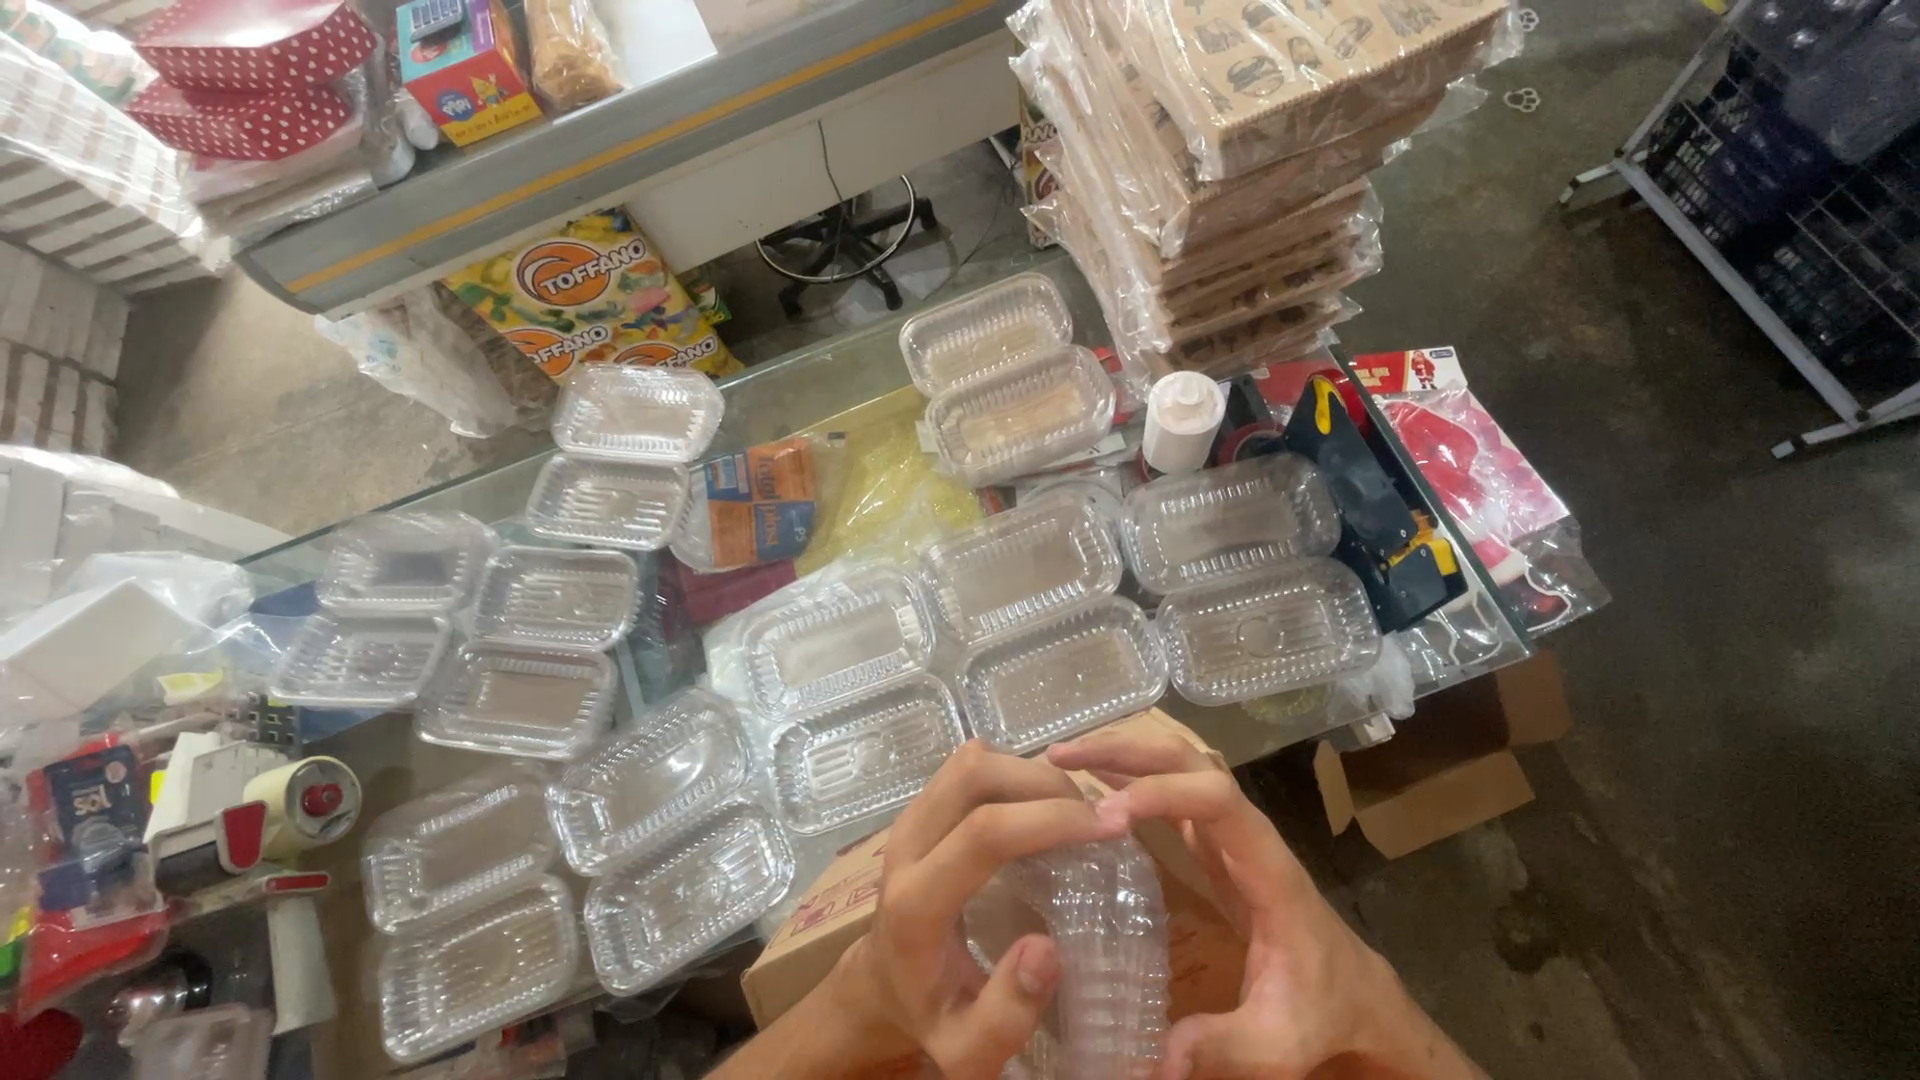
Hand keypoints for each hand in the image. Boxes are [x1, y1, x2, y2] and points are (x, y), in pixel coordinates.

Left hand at [823, 741, 1132, 1079]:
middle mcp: (906, 845)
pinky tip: (1042, 804)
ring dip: (1030, 773)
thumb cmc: (931, 1013)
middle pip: (974, 776)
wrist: (882, 981)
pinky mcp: (921, 806)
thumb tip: (1047, 948)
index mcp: (916, 904)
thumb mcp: (967, 1047)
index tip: (1109, 826)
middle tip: (1096, 816)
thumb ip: (1007, 1013)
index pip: (983, 833)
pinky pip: (968, 766)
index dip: (1050, 820)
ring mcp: (910, 818)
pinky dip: (1013, 770)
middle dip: (1045, 784)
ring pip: (971, 761)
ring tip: (1075, 810)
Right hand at [1048, 729, 1486, 1079]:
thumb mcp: (1280, 1040)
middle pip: (1190, 761)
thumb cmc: (1320, 1006)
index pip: (1219, 800)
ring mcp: (1226, 830)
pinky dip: (1126, 775)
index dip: (1164, 794)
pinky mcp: (1208, 839)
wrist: (1352, 989)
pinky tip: (1087, 781)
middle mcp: (1245, 831)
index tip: (1108, 815)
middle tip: (1062, 757)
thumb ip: (1224, 1046)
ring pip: (1177, 763)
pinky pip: (1167, 790)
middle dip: (1126, 749)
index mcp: (1268, 867)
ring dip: (1121, 751)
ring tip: (1061, 758)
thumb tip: (1153, 1060)